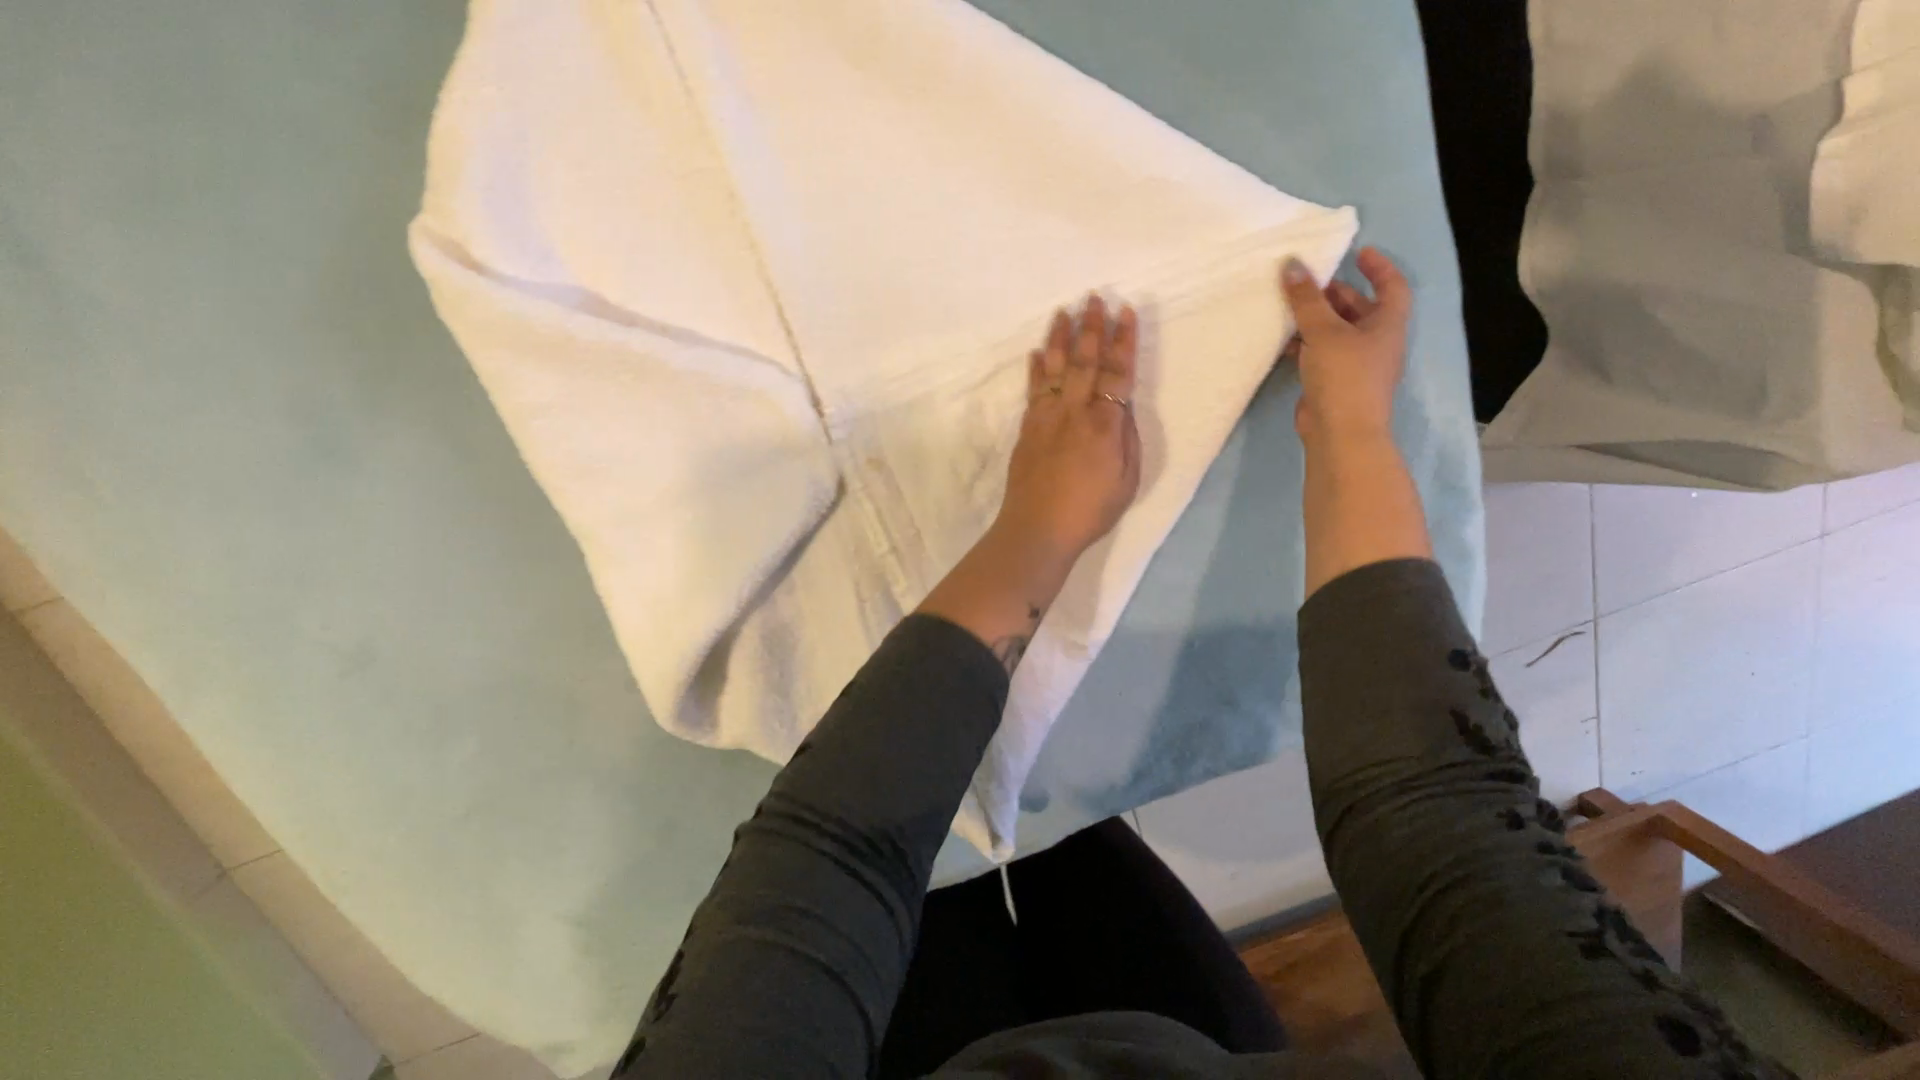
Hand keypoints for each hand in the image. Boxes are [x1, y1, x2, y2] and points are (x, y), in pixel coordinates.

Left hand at [994, 295, 1142, 563]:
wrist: (1038, 529)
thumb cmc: (1090, 510)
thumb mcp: (1127, 479)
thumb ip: (1126, 438)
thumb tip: (1122, 407)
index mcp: (1105, 424)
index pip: (1118, 372)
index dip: (1123, 341)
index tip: (1125, 312)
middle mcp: (1075, 412)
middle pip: (1085, 361)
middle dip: (1091, 327)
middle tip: (1093, 298)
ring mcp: (1047, 418)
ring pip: (1055, 369)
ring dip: (1060, 338)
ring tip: (1063, 313)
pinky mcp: (1027, 430)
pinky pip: (1033, 390)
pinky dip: (1036, 369)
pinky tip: (1037, 353)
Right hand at [1279, 246, 1411, 443]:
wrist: (1341, 434)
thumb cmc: (1344, 376)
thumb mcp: (1324, 331)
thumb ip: (1306, 298)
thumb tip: (1291, 264)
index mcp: (1387, 325)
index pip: (1392, 286)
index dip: (1378, 267)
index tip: (1357, 252)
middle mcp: (1376, 343)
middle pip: (1360, 308)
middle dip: (1335, 293)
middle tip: (1307, 281)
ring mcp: (1356, 365)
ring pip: (1337, 332)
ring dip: (1315, 319)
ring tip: (1289, 307)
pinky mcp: (1334, 383)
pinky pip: (1321, 354)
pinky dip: (1305, 344)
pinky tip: (1283, 341)